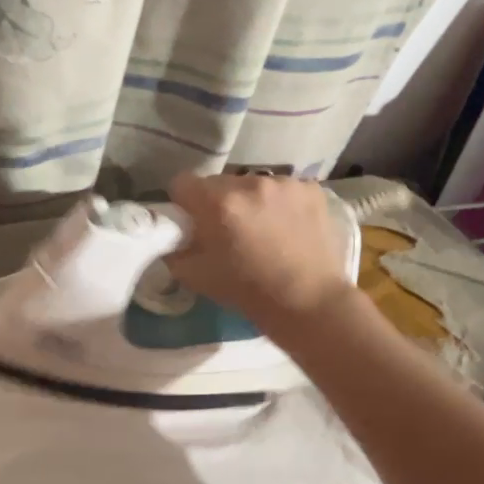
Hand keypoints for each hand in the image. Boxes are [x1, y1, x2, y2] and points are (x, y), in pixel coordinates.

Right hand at [163, 172, 356, 331]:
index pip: (182, 182)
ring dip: (249, 201)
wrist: (308, 301)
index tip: (190, 221)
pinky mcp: (311, 189)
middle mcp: (250, 183)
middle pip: (218, 182)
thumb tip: (172, 238)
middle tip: (226, 230)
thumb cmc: (246, 290)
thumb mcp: (193, 276)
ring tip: (261, 229)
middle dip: (216, 202)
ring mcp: (284, 184)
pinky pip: (281, 189)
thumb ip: (174, 250)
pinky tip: (286, 227)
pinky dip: (278, 203)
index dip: (182, 202)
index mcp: (217, 203)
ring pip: (251, 184)